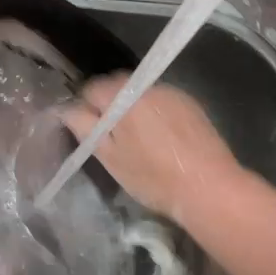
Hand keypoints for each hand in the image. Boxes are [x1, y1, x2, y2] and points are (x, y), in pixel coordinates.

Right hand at [61, 75, 238, 221]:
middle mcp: (148, 87)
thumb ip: (85, 128)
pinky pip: (161, 102)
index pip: (91, 89)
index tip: (87, 131)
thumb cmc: (153, 177)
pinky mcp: (191, 105)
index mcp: (124, 98)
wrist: (209, 188)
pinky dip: (153, 113)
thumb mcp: (110, 158)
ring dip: (131, 109)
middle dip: (108, 106)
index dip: (83, 108)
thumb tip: (66, 110)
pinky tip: (159, 139)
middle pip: (117, 87)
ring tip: (136, 139)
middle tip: (110, 138)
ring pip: (140, 94)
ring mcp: (173, 94)